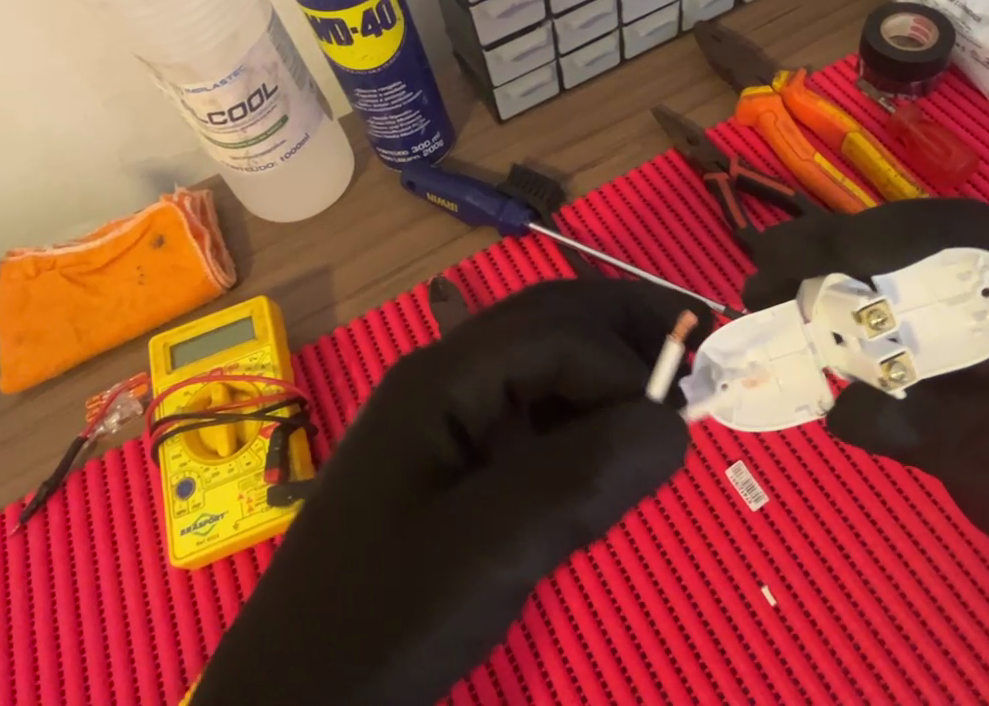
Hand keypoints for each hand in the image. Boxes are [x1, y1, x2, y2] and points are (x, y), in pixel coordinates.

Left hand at [191, 280, 701, 705]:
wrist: (296, 700)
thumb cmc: (381, 620)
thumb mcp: (490, 550)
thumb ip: (585, 477)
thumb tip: (674, 423)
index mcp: (440, 377)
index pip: (556, 335)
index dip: (622, 370)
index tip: (668, 434)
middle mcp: (443, 377)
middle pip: (548, 321)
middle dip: (623, 330)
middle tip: (693, 350)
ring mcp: (445, 416)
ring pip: (542, 362)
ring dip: (603, 372)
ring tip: (654, 406)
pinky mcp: (454, 459)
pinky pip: (530, 414)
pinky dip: (578, 421)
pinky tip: (600, 458)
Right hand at [745, 199, 988, 695]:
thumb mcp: (973, 452)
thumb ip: (902, 423)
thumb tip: (830, 405)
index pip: (914, 243)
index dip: (839, 252)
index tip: (776, 271)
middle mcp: (986, 264)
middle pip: (886, 235)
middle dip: (816, 255)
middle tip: (757, 282)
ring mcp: (967, 281)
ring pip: (879, 249)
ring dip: (820, 270)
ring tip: (768, 292)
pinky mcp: (950, 306)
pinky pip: (885, 277)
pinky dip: (839, 290)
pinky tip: (806, 307)